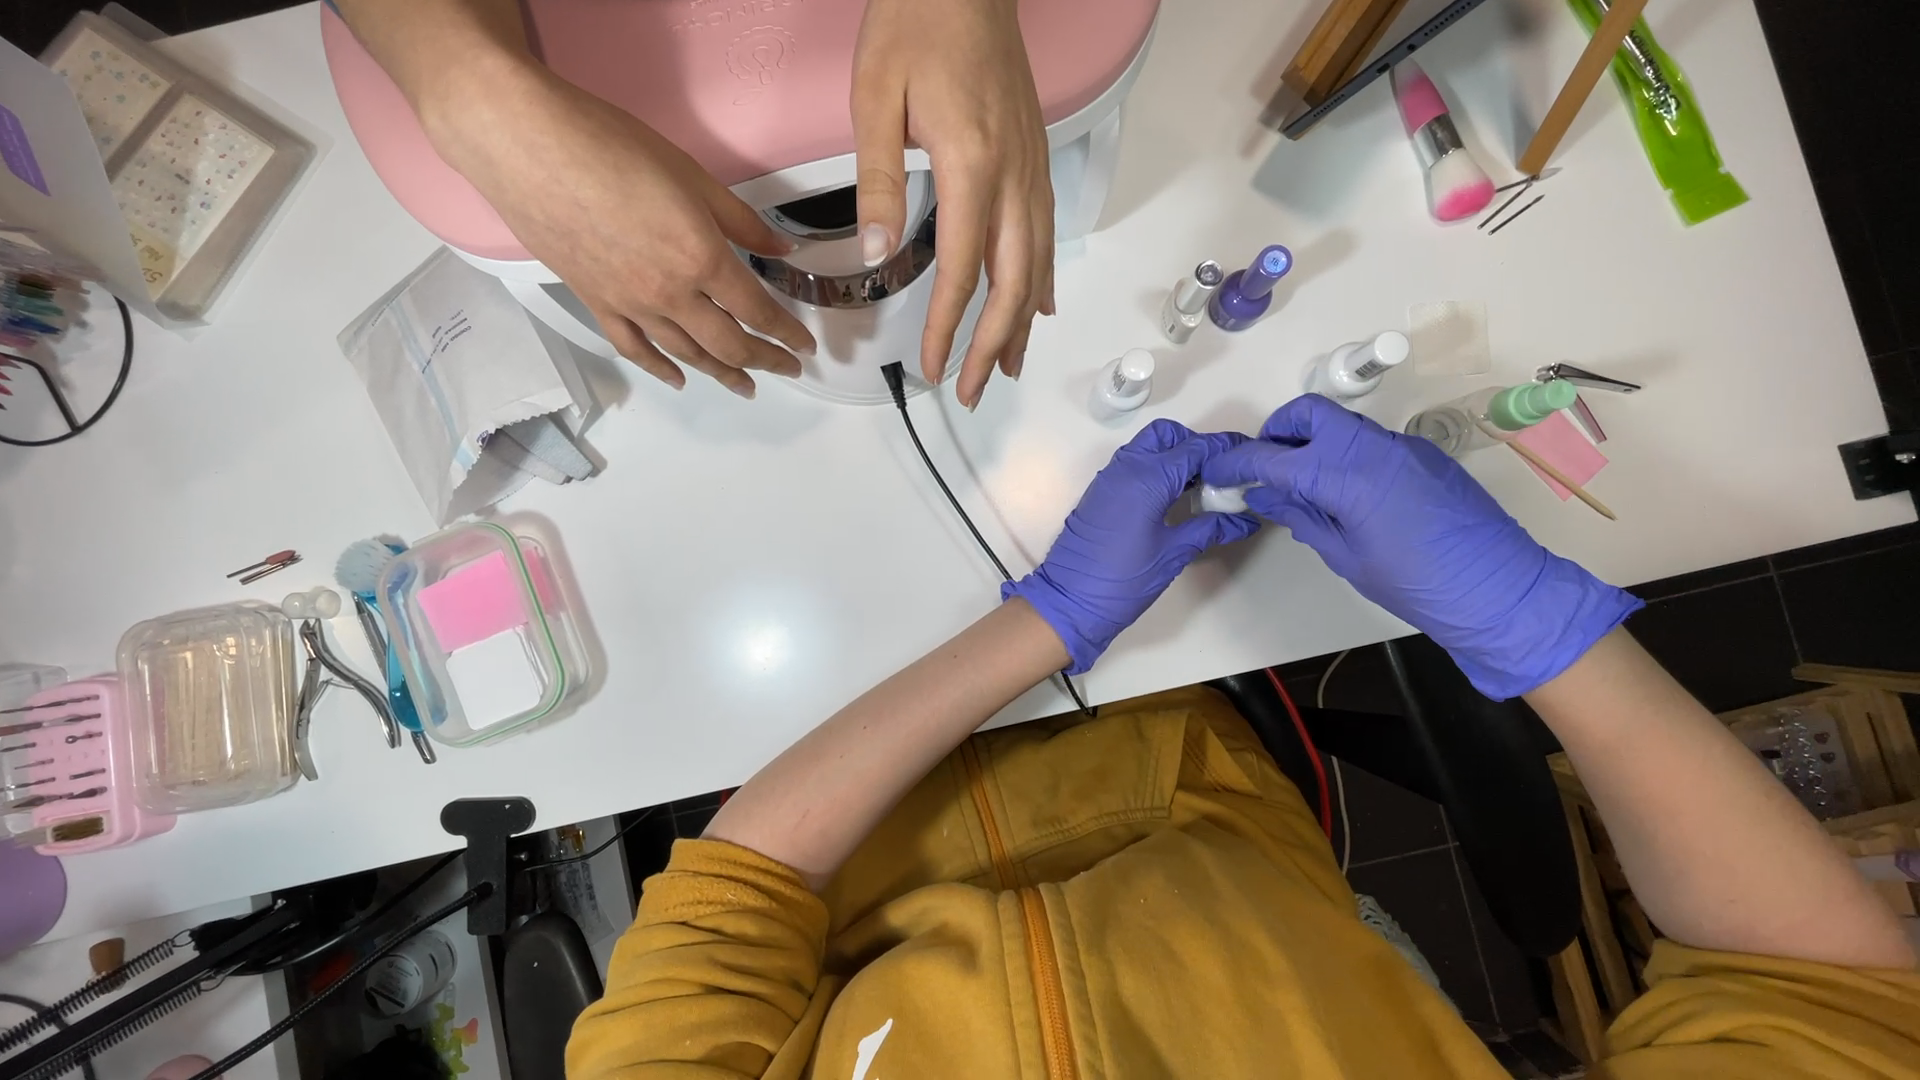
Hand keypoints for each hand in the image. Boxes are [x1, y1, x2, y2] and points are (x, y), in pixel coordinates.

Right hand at [430, 72, 815, 398]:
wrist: (523, 142)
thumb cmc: (609, 146)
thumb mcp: (694, 178)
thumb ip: (743, 223)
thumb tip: (782, 251)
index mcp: (702, 260)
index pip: (758, 312)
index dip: (786, 335)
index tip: (804, 349)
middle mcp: (671, 294)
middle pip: (729, 344)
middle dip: (765, 362)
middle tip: (786, 371)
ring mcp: (631, 304)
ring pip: (687, 354)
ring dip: (722, 374)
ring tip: (746, 386)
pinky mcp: (596, 302)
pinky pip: (635, 348)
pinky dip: (660, 368)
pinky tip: (679, 380)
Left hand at [852, 0, 1052, 408]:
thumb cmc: (916, 23)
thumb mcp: (876, 97)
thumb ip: (879, 180)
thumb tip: (879, 254)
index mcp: (973, 168)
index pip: (960, 272)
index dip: (947, 328)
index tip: (934, 369)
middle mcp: (1014, 180)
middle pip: (1012, 286)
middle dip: (991, 346)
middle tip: (972, 391)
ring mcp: (1032, 172)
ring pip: (1036, 268)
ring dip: (1021, 325)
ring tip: (1006, 367)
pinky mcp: (1035, 162)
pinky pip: (1046, 238)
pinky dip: (1042, 282)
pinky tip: (1039, 308)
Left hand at [1006, 420, 1259, 674]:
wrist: (1069, 600)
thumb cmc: (1124, 580)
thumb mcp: (1173, 554)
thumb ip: (1210, 528)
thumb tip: (1244, 520)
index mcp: (1148, 478)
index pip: (1195, 448)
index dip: (1224, 450)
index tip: (1248, 458)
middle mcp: (1126, 467)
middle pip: (1167, 435)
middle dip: (1195, 445)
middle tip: (1217, 474)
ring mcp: (1109, 478)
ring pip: (1147, 447)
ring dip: (1173, 455)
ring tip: (1199, 486)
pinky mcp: (1100, 492)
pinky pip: (1132, 464)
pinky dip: (1155, 468)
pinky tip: (1172, 497)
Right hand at [1202, 395, 1640, 698]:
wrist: (1497, 588)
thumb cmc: (1412, 582)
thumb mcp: (1342, 554)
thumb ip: (1300, 516)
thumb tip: (1266, 495)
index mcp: (1346, 476)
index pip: (1274, 456)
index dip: (1238, 463)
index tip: (1218, 472)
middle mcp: (1373, 447)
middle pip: (1310, 413)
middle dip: (1277, 431)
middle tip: (1264, 465)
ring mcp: (1402, 446)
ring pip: (1341, 423)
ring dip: (1311, 441)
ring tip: (1300, 482)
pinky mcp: (1422, 454)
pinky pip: (1369, 440)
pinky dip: (1343, 453)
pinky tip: (1344, 492)